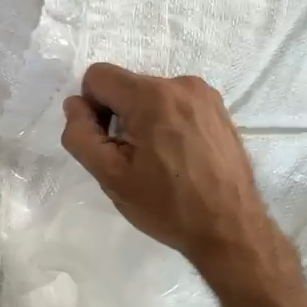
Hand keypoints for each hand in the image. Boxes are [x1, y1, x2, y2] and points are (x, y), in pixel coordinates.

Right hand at [61, 63, 281, 266]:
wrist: (231, 229)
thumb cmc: (167, 205)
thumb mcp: (110, 177)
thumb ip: (81, 135)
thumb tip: (75, 105)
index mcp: (152, 96)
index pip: (97, 77)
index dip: (92, 109)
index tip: (108, 144)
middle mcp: (181, 84)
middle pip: (126, 86)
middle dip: (119, 117)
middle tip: (133, 161)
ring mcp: (205, 95)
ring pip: (151, 96)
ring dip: (144, 121)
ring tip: (159, 162)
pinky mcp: (219, 109)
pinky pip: (176, 104)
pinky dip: (168, 124)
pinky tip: (180, 158)